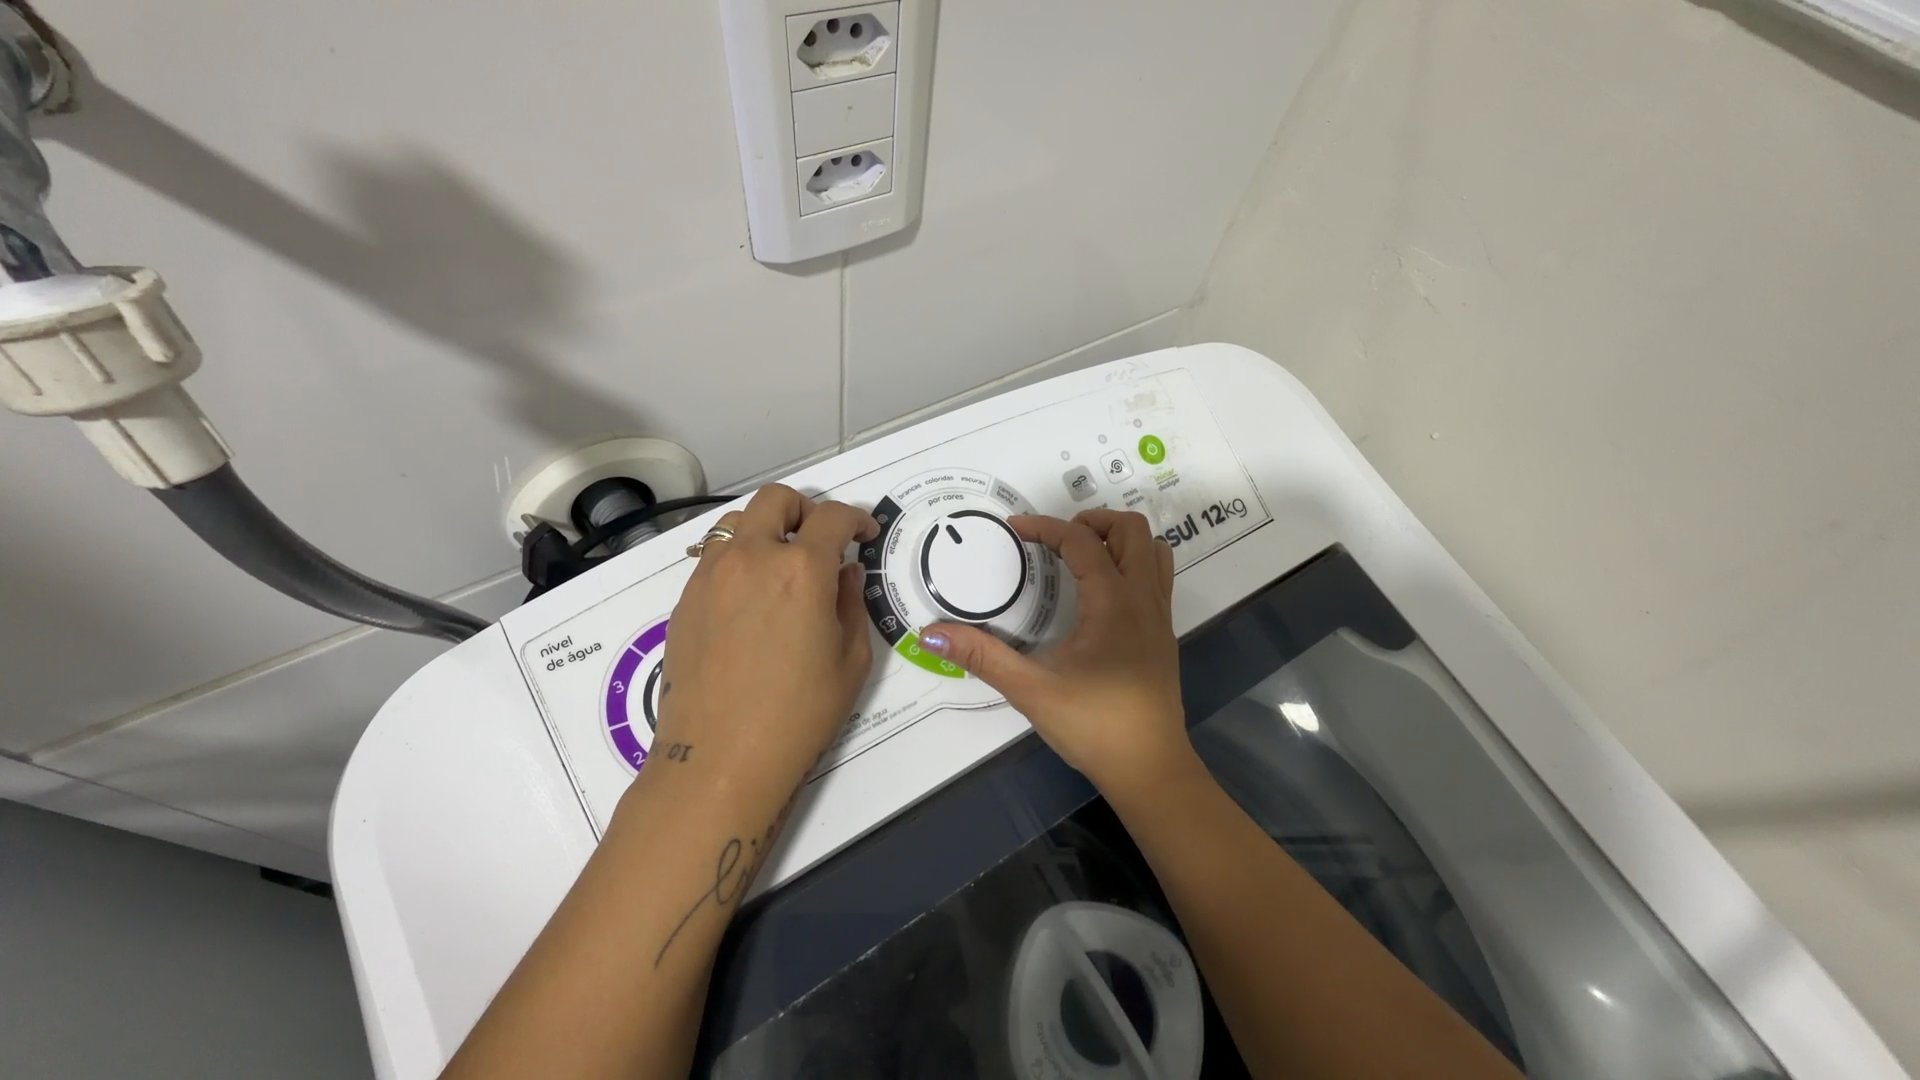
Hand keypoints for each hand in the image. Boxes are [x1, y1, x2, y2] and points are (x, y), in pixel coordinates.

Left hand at [651, 484, 879, 794]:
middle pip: (776, 499)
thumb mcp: (850, 661)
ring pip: (736, 523)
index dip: (856, 518)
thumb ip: (851, 603)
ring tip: (781, 567)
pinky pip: (714, 558)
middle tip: (820, 541)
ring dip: (766, 531)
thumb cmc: (798, 715)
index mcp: (801, 569)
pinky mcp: (685, 599)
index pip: (833, 516)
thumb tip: (844, 572)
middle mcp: (751, 558)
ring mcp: (710, 576)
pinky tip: (751, 601)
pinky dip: (738, 560)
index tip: (864, 534)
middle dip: (805, 508)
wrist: (721, 758)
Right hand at [920, 509, 1189, 793]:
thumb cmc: (1093, 726)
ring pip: (1153, 550)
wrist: (1150, 771)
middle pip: (1132, 529)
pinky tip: (1101, 594)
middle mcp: (1144, 600)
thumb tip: (931, 634)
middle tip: (1055, 540)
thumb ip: (982, 657)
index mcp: (1113, 603)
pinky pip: (1157, 579)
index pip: (1083, 541)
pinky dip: (1132, 566)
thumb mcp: (1030, 690)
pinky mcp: (1165, 636)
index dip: (1046, 527)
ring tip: (1082, 556)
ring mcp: (1161, 617)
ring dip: (1120, 541)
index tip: (1015, 530)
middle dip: (1093, 521)